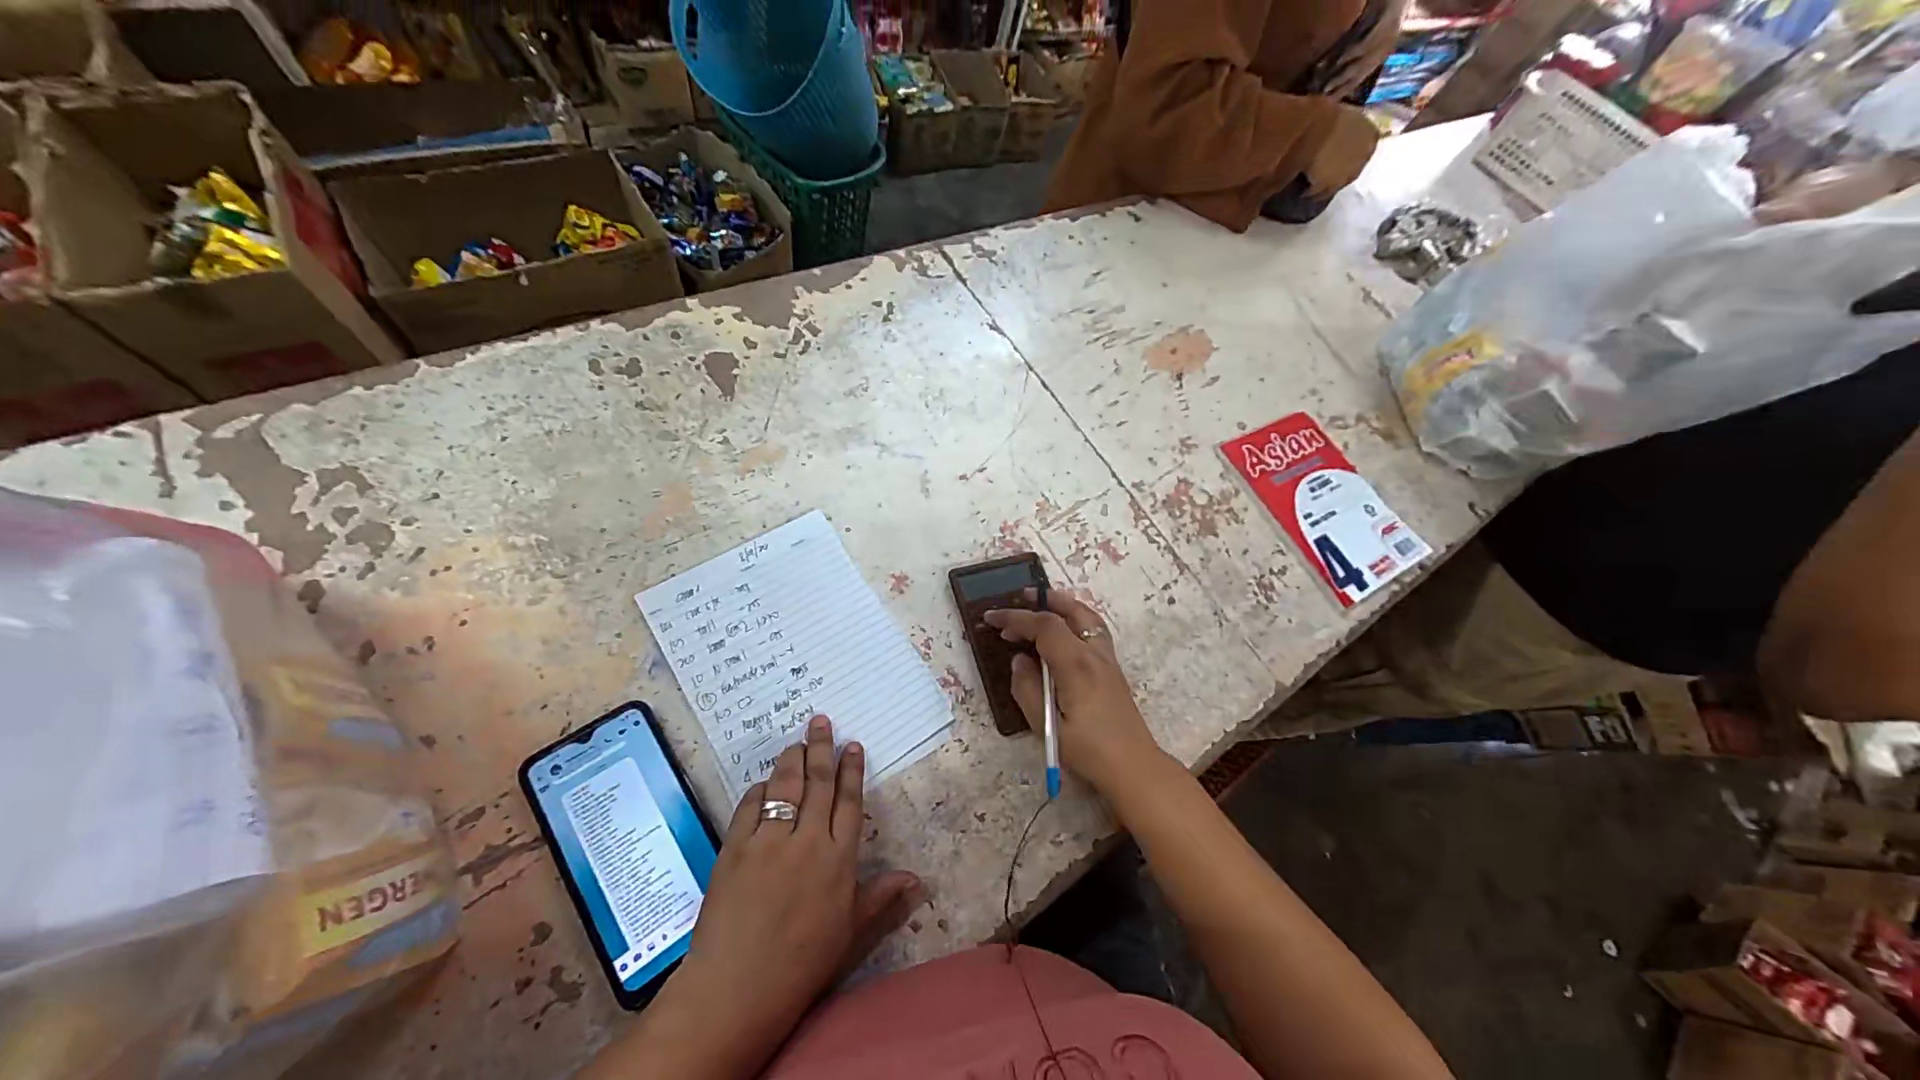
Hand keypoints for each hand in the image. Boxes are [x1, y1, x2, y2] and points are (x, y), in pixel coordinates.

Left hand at [669, 717, 921, 1071]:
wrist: (737, 987)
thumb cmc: (802, 962)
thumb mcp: (849, 931)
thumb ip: (880, 897)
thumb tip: (916, 879)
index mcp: (838, 858)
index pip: (849, 801)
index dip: (851, 770)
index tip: (852, 746)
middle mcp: (807, 840)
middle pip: (818, 783)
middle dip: (821, 749)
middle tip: (821, 722)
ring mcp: (768, 841)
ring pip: (785, 787)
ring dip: (792, 760)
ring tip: (797, 741)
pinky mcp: (734, 847)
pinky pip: (750, 806)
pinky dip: (760, 789)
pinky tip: (765, 782)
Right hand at [982, 589, 1170, 796]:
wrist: (1133, 766)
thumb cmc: (1088, 750)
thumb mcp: (1047, 725)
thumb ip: (1027, 689)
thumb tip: (1018, 661)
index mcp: (1076, 664)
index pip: (1044, 626)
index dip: (1015, 618)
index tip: (991, 618)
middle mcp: (1095, 654)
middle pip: (1070, 612)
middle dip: (1043, 601)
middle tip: (1020, 597)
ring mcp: (1107, 659)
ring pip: (1087, 617)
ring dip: (1063, 606)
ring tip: (1042, 604)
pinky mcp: (1112, 669)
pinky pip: (1093, 629)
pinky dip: (1075, 618)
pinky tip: (1063, 630)